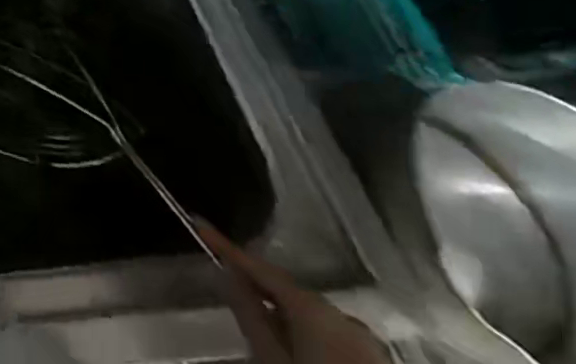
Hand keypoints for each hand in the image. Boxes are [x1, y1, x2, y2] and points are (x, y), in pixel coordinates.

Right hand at [195, 218, 388, 363]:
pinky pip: (330, 336)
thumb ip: (249, 314)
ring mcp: (364, 340)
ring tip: (260, 338)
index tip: (201, 225)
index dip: (229, 248)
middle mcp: (342, 315)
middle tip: (226, 287)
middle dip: (258, 289)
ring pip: (310, 316)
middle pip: (289, 292)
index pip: (263, 268)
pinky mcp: (374, 362)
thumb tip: (226, 272)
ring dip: (282, 318)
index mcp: (314, 309)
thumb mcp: (271, 361)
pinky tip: (294, 357)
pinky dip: (306, 337)